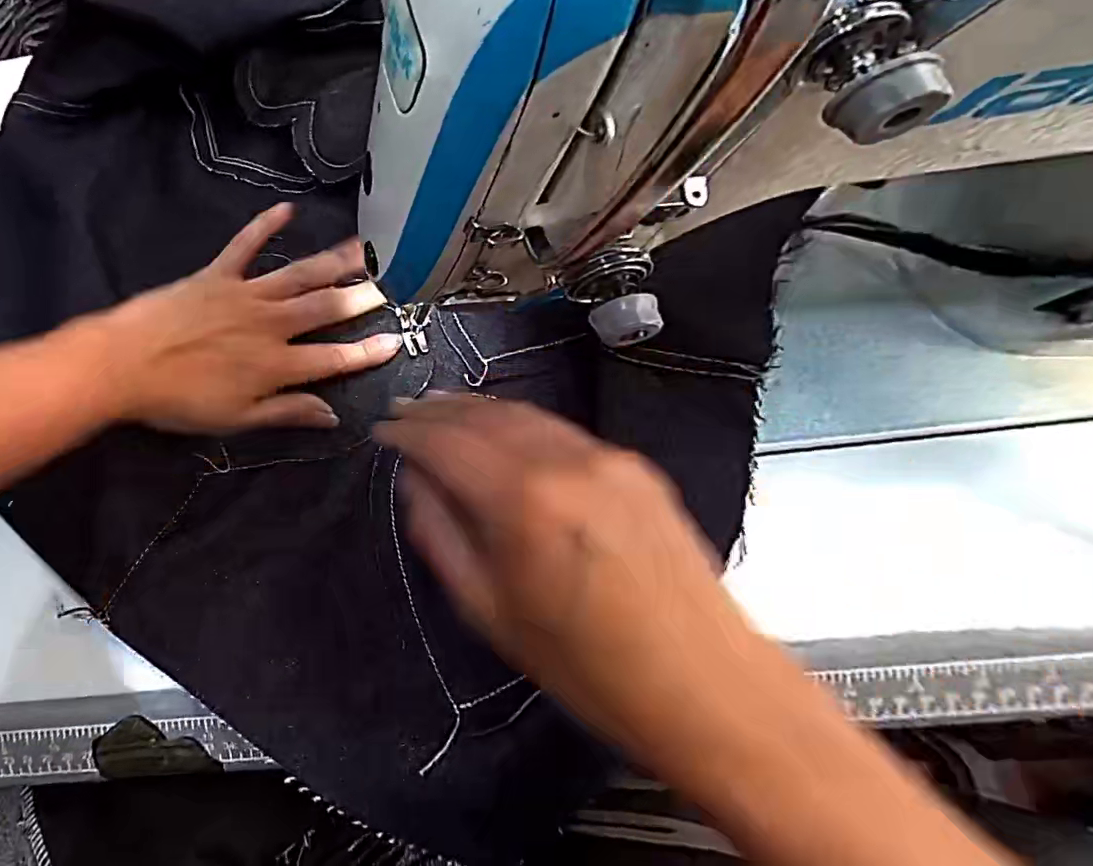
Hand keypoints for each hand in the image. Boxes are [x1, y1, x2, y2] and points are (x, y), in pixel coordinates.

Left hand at [81, 204, 401, 433]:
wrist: (122, 364)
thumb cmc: (178, 400)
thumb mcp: (236, 420)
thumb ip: (287, 412)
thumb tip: (332, 415)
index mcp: (276, 365)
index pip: (334, 358)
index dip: (367, 352)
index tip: (395, 340)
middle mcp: (270, 324)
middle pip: (325, 308)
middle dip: (361, 297)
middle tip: (390, 284)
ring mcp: (245, 295)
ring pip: (299, 275)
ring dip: (333, 261)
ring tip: (362, 248)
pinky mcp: (217, 274)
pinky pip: (244, 245)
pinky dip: (264, 225)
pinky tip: (286, 209)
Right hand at [372, 395, 739, 750]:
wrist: (707, 683)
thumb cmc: (589, 667)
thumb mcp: (491, 611)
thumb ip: (441, 535)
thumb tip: (416, 482)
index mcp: (523, 502)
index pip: (446, 443)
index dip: (408, 432)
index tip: (384, 430)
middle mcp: (565, 463)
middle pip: (484, 415)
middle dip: (438, 410)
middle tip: (406, 411)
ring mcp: (606, 457)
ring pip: (525, 413)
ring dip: (478, 409)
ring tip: (443, 410)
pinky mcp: (634, 464)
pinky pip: (561, 430)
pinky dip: (520, 422)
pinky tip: (504, 431)